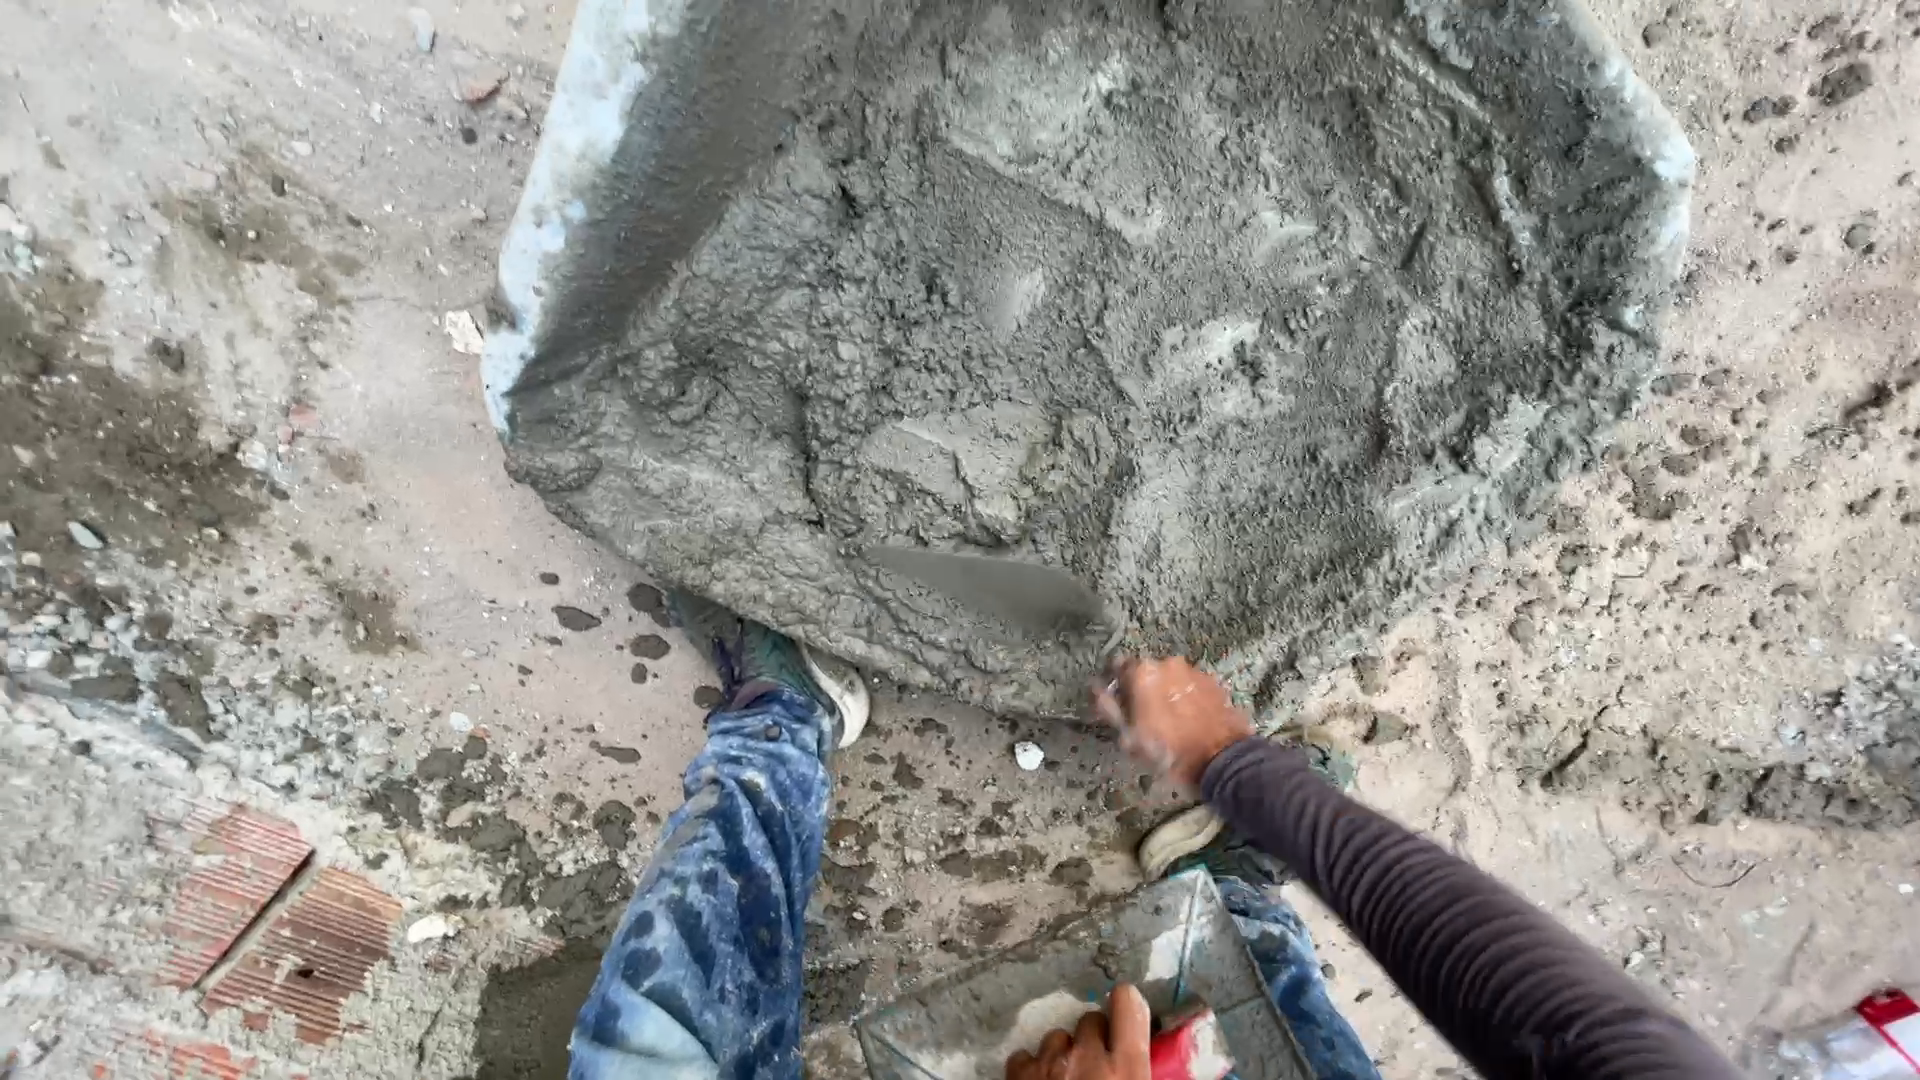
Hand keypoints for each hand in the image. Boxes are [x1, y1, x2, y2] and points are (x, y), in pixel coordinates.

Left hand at [1005, 984, 1151, 1079]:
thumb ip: (1141, 1065)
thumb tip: (1146, 1048)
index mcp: (1125, 1067)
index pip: (1127, 1002)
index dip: (1126, 1007)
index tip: (1125, 1016)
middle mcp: (1087, 1055)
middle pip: (1090, 1020)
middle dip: (1093, 1038)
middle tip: (1096, 1064)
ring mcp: (1049, 1063)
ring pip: (1057, 1036)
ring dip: (1063, 1053)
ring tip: (1066, 1076)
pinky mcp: (1018, 1074)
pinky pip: (1025, 1056)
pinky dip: (1032, 1069)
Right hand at [1092, 657, 1251, 786]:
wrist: (1223, 760)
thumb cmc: (1169, 751)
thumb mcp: (1129, 737)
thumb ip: (1108, 708)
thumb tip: (1095, 688)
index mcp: (1142, 672)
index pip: (1118, 667)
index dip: (1116, 685)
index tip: (1118, 702)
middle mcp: (1167, 663)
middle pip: (1146, 672)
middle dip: (1142, 689)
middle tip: (1144, 716)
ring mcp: (1193, 671)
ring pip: (1170, 678)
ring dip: (1165, 692)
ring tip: (1170, 720)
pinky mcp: (1214, 683)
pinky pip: (1190, 685)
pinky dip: (1186, 697)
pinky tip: (1189, 719)